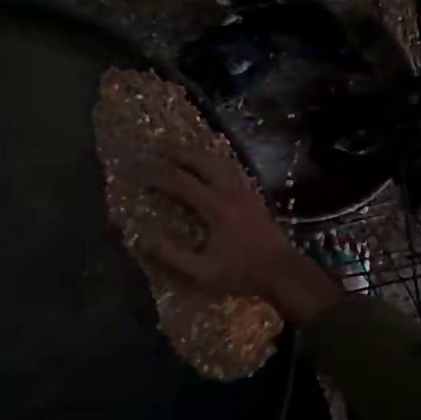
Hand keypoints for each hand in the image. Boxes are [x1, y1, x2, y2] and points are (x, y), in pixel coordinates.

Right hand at [143, 146, 343, 323]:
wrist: (280, 270)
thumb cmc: (240, 273)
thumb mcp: (202, 273)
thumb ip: (172, 257)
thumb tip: (144, 241)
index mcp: (215, 208)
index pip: (181, 183)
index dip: (158, 176)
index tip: (140, 172)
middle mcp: (230, 192)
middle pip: (202, 161)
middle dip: (179, 152)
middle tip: (159, 146)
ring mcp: (244, 190)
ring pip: (220, 161)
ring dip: (199, 153)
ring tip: (182, 150)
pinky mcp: (253, 195)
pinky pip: (232, 168)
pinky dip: (216, 161)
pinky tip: (211, 164)